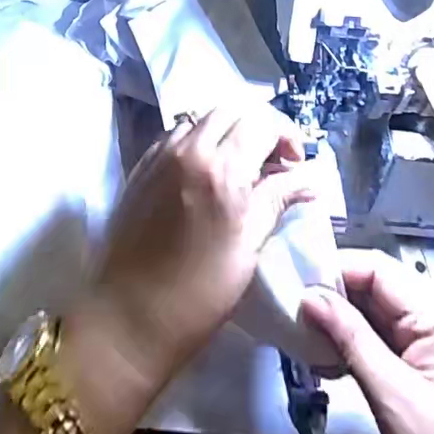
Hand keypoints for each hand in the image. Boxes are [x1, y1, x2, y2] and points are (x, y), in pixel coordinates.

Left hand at [60, 105, 316, 433]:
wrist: (125, 323)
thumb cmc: (198, 293)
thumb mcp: (250, 246)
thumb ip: (277, 199)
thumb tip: (307, 179)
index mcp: (222, 169)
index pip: (263, 122)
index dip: (287, 135)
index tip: (295, 162)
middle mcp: (190, 150)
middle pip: (234, 110)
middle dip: (260, 126)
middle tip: (273, 159)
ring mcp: (160, 155)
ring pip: (203, 117)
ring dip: (229, 129)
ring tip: (240, 162)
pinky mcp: (140, 167)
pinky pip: (177, 134)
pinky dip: (200, 138)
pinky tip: (206, 170)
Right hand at [301, 249, 433, 433]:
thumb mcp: (396, 397)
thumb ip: (352, 341)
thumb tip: (312, 296)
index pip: (380, 270)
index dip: (338, 270)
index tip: (296, 280)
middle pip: (377, 290)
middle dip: (334, 297)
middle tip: (291, 308)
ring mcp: (431, 348)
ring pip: (375, 319)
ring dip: (339, 325)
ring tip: (299, 332)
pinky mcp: (422, 374)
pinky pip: (381, 346)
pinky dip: (352, 349)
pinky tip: (324, 358)